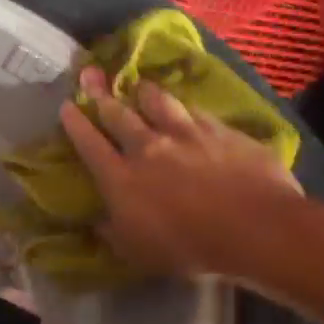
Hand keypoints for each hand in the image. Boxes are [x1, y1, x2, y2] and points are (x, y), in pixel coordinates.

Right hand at [62, 66, 301, 277]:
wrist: (256, 230)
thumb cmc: (186, 247)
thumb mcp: (134, 250)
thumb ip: (112, 230)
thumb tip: (98, 221)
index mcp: (119, 177)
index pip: (88, 143)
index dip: (75, 123)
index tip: (67, 105)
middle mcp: (148, 147)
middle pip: (119, 114)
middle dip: (101, 94)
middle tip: (92, 74)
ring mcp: (189, 135)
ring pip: (160, 103)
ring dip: (146, 93)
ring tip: (141, 85)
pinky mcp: (225, 133)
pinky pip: (199, 114)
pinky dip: (187, 109)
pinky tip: (188, 109)